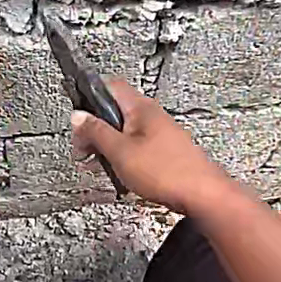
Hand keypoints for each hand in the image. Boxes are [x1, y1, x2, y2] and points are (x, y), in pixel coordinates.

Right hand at [69, 79, 237, 214]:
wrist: (202, 195)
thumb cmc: (167, 172)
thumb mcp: (119, 151)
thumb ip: (96, 132)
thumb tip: (78, 117)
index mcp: (140, 108)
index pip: (109, 86)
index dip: (88, 98)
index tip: (78, 118)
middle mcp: (152, 116)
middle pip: (114, 111)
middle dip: (96, 130)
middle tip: (86, 149)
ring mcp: (161, 133)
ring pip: (125, 131)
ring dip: (109, 146)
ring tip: (102, 165)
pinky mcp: (166, 151)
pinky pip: (137, 147)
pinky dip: (124, 157)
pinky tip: (122, 173)